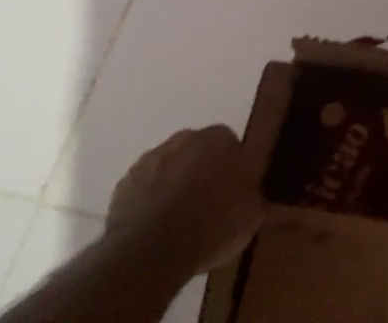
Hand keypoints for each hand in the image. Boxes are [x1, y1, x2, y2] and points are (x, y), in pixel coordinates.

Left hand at [107, 126, 265, 273]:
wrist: (154, 248)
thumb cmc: (214, 223)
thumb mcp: (252, 216)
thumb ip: (256, 200)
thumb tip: (264, 200)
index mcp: (218, 138)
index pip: (231, 144)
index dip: (233, 169)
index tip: (235, 192)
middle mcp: (183, 139)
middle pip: (197, 151)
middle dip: (202, 171)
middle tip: (209, 204)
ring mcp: (149, 160)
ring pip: (168, 167)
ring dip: (174, 185)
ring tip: (181, 220)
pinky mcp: (123, 185)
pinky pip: (144, 188)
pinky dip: (150, 201)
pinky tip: (157, 228)